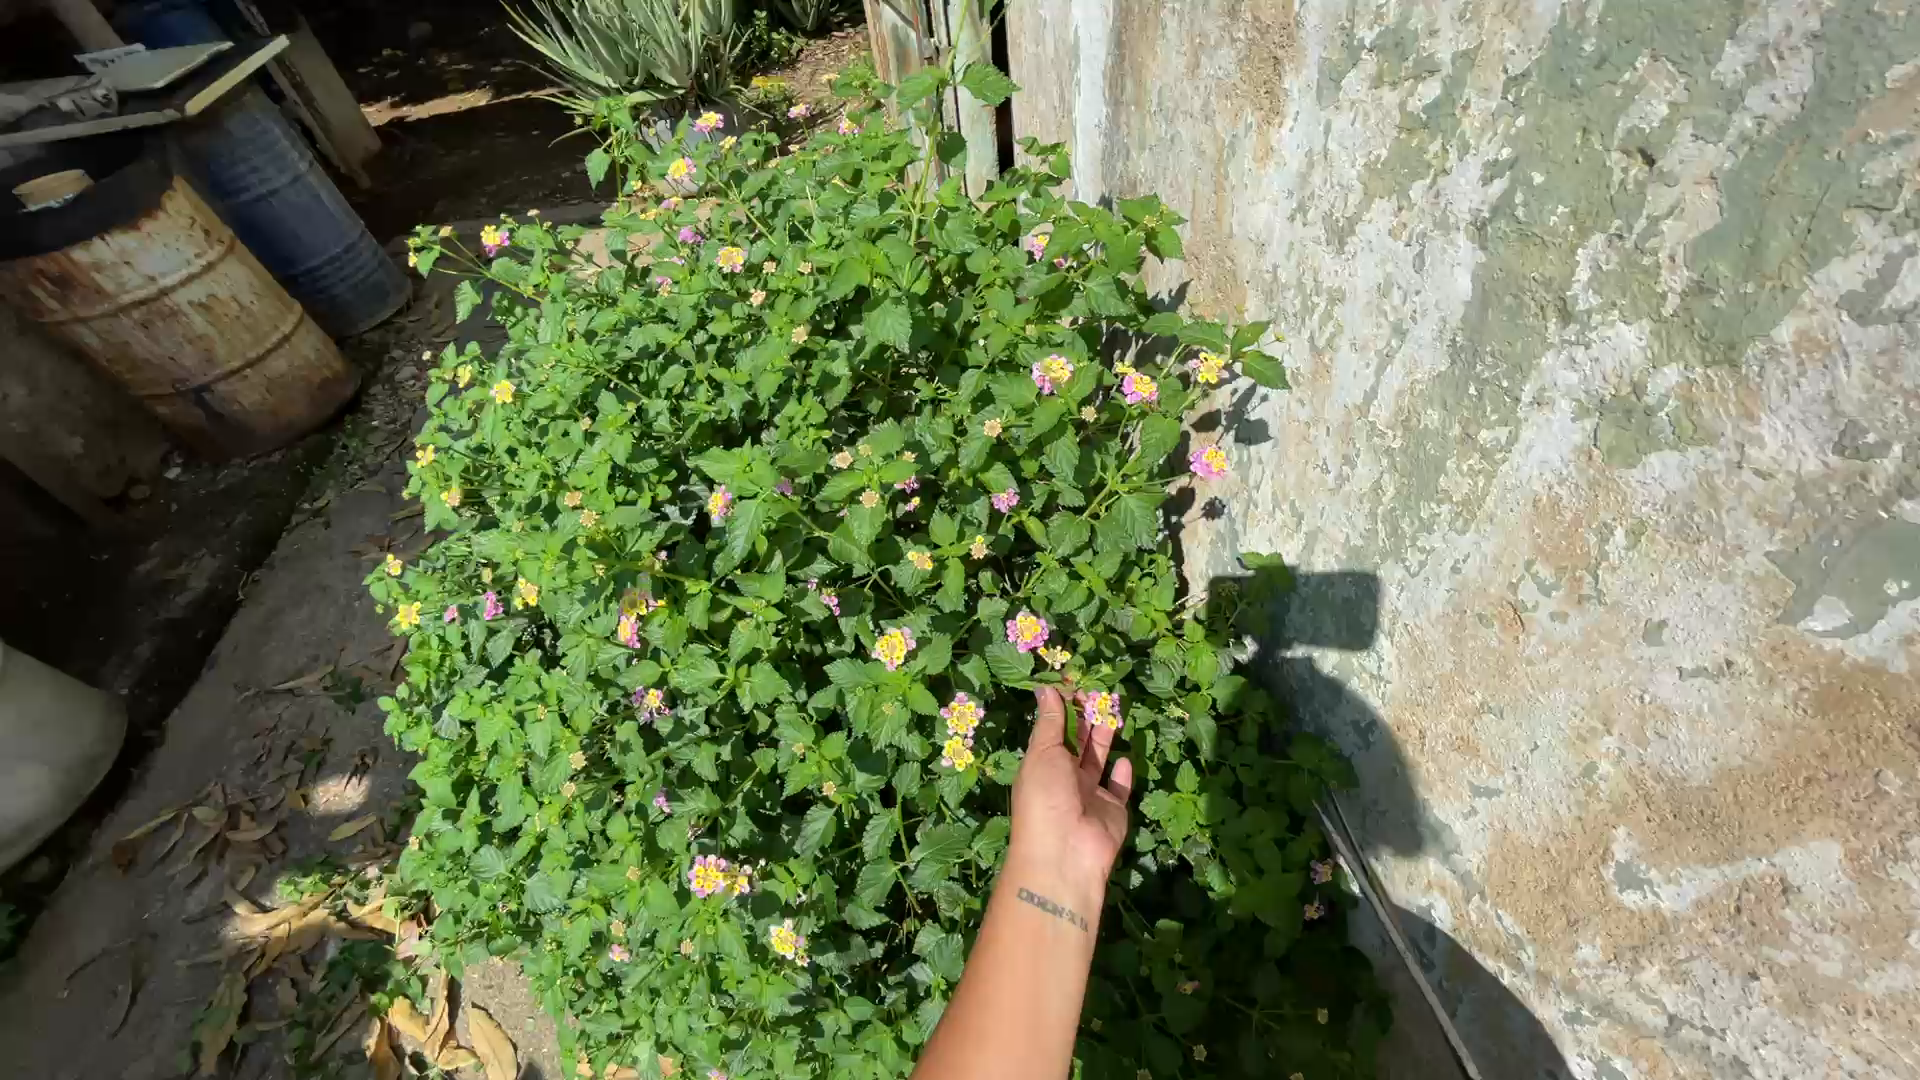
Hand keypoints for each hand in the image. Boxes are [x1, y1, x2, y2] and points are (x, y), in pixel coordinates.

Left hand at [1007, 685, 1133, 912]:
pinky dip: (1122, 773)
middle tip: (1100, 692)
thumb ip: (1050, 722)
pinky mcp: (1112, 810)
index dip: (1064, 709)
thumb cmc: (1046, 796)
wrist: (1065, 853)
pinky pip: (1118, 788)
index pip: (1054, 730)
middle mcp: (1064, 778)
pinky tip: (1125, 756)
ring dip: (1105, 737)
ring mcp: (1088, 795)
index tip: (1075, 684)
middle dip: (1087, 719)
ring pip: (1099, 759)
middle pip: (1078, 743)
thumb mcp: (1043, 753)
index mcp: (1042, 764)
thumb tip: (1045, 687)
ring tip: (1115, 711)